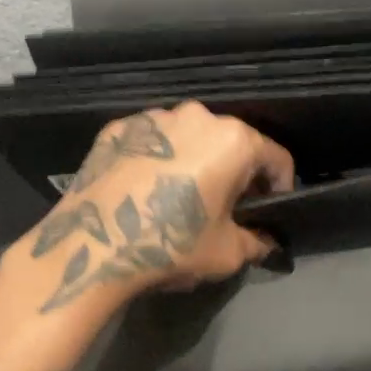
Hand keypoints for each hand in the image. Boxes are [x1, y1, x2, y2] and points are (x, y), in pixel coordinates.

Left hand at [20, 102, 295, 311]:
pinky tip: (146, 190)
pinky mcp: (118, 128)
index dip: (281, 186)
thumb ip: (258, 241)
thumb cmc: (171, 245)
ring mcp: (154, 118)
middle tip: (226, 206)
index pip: (276, 158)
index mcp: (234, 140)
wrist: (89, 248)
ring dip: (196, 160)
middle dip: (236, 172)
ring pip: (190, 137)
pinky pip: (151, 141)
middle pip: (232, 142)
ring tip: (181, 196)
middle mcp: (198, 117)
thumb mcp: (228, 253)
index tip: (271, 209)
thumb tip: (268, 240)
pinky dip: (157, 159)